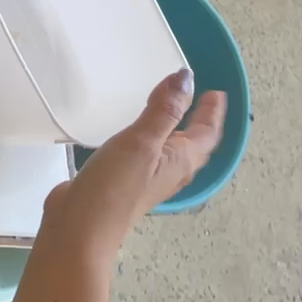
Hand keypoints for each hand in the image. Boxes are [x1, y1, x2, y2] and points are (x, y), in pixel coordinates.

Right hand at [42, 69, 226, 257]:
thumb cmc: (117, 183)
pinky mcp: (125, 180)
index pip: (206, 133)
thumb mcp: (142, 141)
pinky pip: (148, 154)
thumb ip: (163, 110)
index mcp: (181, 160)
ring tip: (169, 113)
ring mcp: (148, 178)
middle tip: (198, 99)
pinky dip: (151, 138)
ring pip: (172, 150)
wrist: (84, 223)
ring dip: (175, 130)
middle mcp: (171, 170)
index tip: (216, 93)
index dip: (212, 112)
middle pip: (193, 144)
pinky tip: (134, 136)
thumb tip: (186, 78)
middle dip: (199, 122)